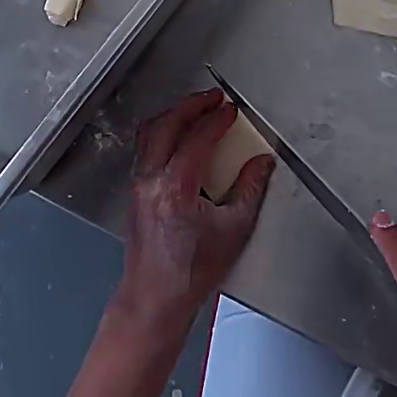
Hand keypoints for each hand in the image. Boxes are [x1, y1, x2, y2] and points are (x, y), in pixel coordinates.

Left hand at [117, 89, 274, 328]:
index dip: (217, 120)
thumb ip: (250, 189)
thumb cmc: (191, 272)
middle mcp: (151, 180)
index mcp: (176, 188)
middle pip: (168, 125)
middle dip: (192, 105)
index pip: (198, 139)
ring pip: (150, 132)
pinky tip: (175, 132)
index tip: (231, 111)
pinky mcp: (135, 190)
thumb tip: (261, 163)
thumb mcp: (234, 230)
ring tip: (195, 108)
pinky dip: (161, 130)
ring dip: (174, 114)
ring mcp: (139, 184)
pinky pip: (144, 146)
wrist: (156, 298)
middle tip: (213, 98)